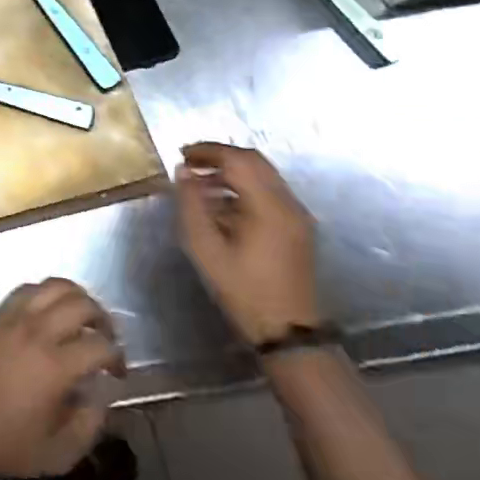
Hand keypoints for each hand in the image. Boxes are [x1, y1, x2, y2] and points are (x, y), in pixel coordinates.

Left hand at [0, 278, 124, 479]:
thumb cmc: (7, 441)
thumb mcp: (61, 451)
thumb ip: (90, 421)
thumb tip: (100, 394)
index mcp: (56, 365)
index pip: (101, 345)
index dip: (118, 358)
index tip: (117, 374)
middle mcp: (37, 332)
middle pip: (81, 303)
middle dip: (103, 319)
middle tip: (106, 339)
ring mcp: (13, 318)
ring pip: (53, 286)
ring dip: (76, 298)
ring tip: (82, 319)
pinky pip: (26, 290)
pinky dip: (45, 294)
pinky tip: (50, 313)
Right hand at [176, 142, 322, 345]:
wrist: (286, 329)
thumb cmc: (242, 288)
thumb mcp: (204, 247)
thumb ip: (191, 204)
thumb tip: (183, 172)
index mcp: (268, 207)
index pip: (238, 160)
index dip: (208, 151)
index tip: (181, 154)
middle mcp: (289, 204)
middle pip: (254, 161)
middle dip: (220, 156)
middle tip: (189, 162)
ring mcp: (297, 215)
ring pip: (264, 174)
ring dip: (232, 170)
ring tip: (200, 182)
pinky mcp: (298, 226)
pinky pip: (270, 191)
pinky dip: (244, 185)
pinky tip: (221, 202)